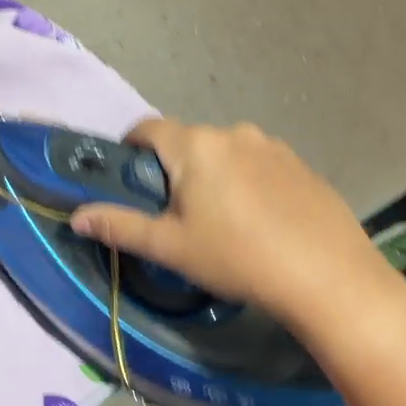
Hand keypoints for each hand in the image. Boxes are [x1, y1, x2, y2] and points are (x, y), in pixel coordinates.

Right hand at [69, 119, 393, 324]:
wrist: (328, 278)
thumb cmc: (236, 257)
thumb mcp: (167, 247)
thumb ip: (118, 226)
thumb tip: (76, 217)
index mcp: (195, 146)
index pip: (147, 128)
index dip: (129, 151)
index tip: (127, 186)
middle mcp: (234, 133)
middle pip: (186, 143)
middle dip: (171, 170)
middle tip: (171, 217)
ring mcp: (274, 147)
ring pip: (222, 155)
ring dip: (209, 177)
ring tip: (216, 223)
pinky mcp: (302, 166)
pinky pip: (256, 166)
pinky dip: (244, 185)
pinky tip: (254, 225)